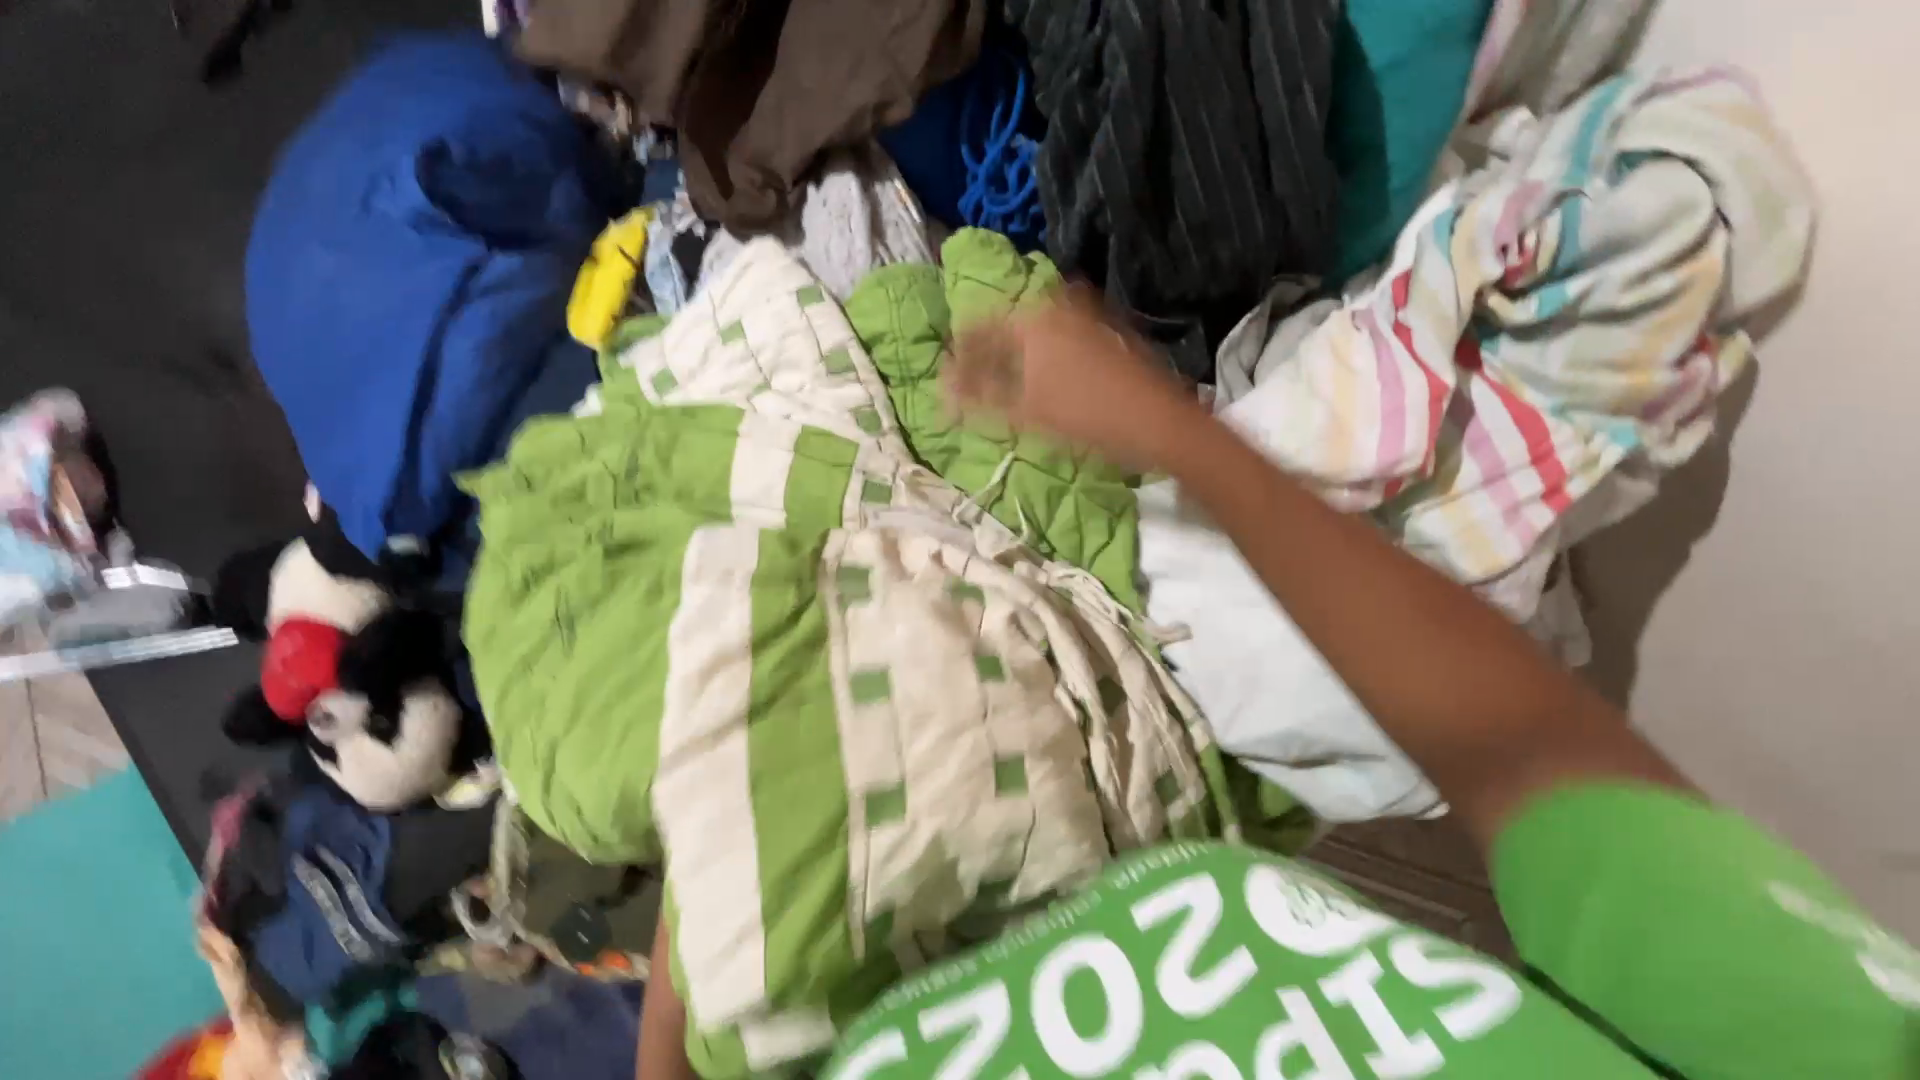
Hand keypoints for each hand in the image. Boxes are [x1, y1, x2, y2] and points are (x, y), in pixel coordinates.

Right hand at [946, 285, 1206, 470]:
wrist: (1161, 423)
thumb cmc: (1088, 418)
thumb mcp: (1025, 412)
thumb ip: (978, 397)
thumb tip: (940, 391)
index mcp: (1032, 320)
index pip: (979, 328)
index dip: (960, 354)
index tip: (950, 378)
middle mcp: (1057, 306)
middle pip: (1008, 326)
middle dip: (988, 353)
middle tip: (977, 383)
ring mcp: (1087, 316)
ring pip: (1035, 331)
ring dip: (1016, 354)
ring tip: (1007, 385)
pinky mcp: (1108, 331)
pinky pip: (1060, 336)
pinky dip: (1043, 354)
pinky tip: (1046, 381)